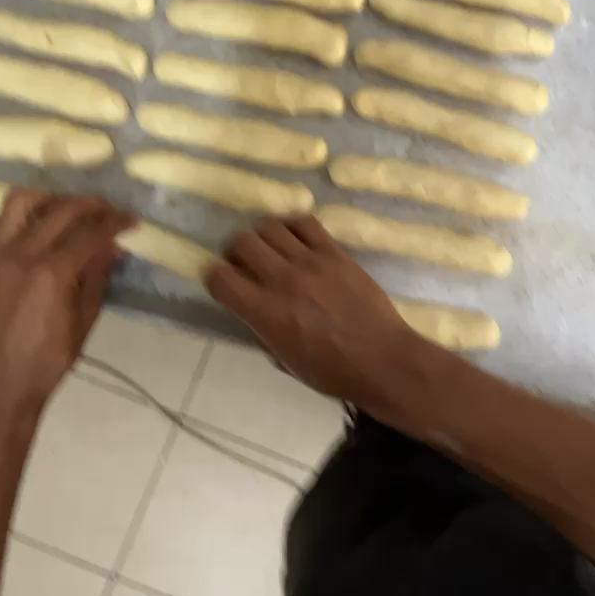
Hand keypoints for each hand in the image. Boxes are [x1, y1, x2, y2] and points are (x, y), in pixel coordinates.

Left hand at [0, 191, 134, 428]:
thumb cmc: (48, 360)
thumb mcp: (85, 320)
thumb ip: (97, 277)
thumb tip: (113, 247)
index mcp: (54, 272)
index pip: (93, 234)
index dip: (116, 223)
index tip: (132, 220)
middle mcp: (23, 255)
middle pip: (62, 211)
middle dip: (91, 205)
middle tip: (107, 211)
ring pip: (18, 204)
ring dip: (45, 199)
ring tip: (61, 209)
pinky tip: (14, 230)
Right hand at [207, 215, 434, 414]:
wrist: (381, 358)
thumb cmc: (331, 372)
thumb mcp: (283, 360)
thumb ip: (262, 328)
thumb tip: (252, 306)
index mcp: (265, 313)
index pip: (220, 278)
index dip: (214, 276)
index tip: (222, 281)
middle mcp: (283, 280)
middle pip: (242, 241)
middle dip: (235, 249)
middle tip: (244, 261)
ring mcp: (311, 262)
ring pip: (271, 227)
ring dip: (262, 235)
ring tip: (270, 248)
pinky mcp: (335, 252)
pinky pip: (305, 223)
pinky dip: (292, 225)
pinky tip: (294, 238)